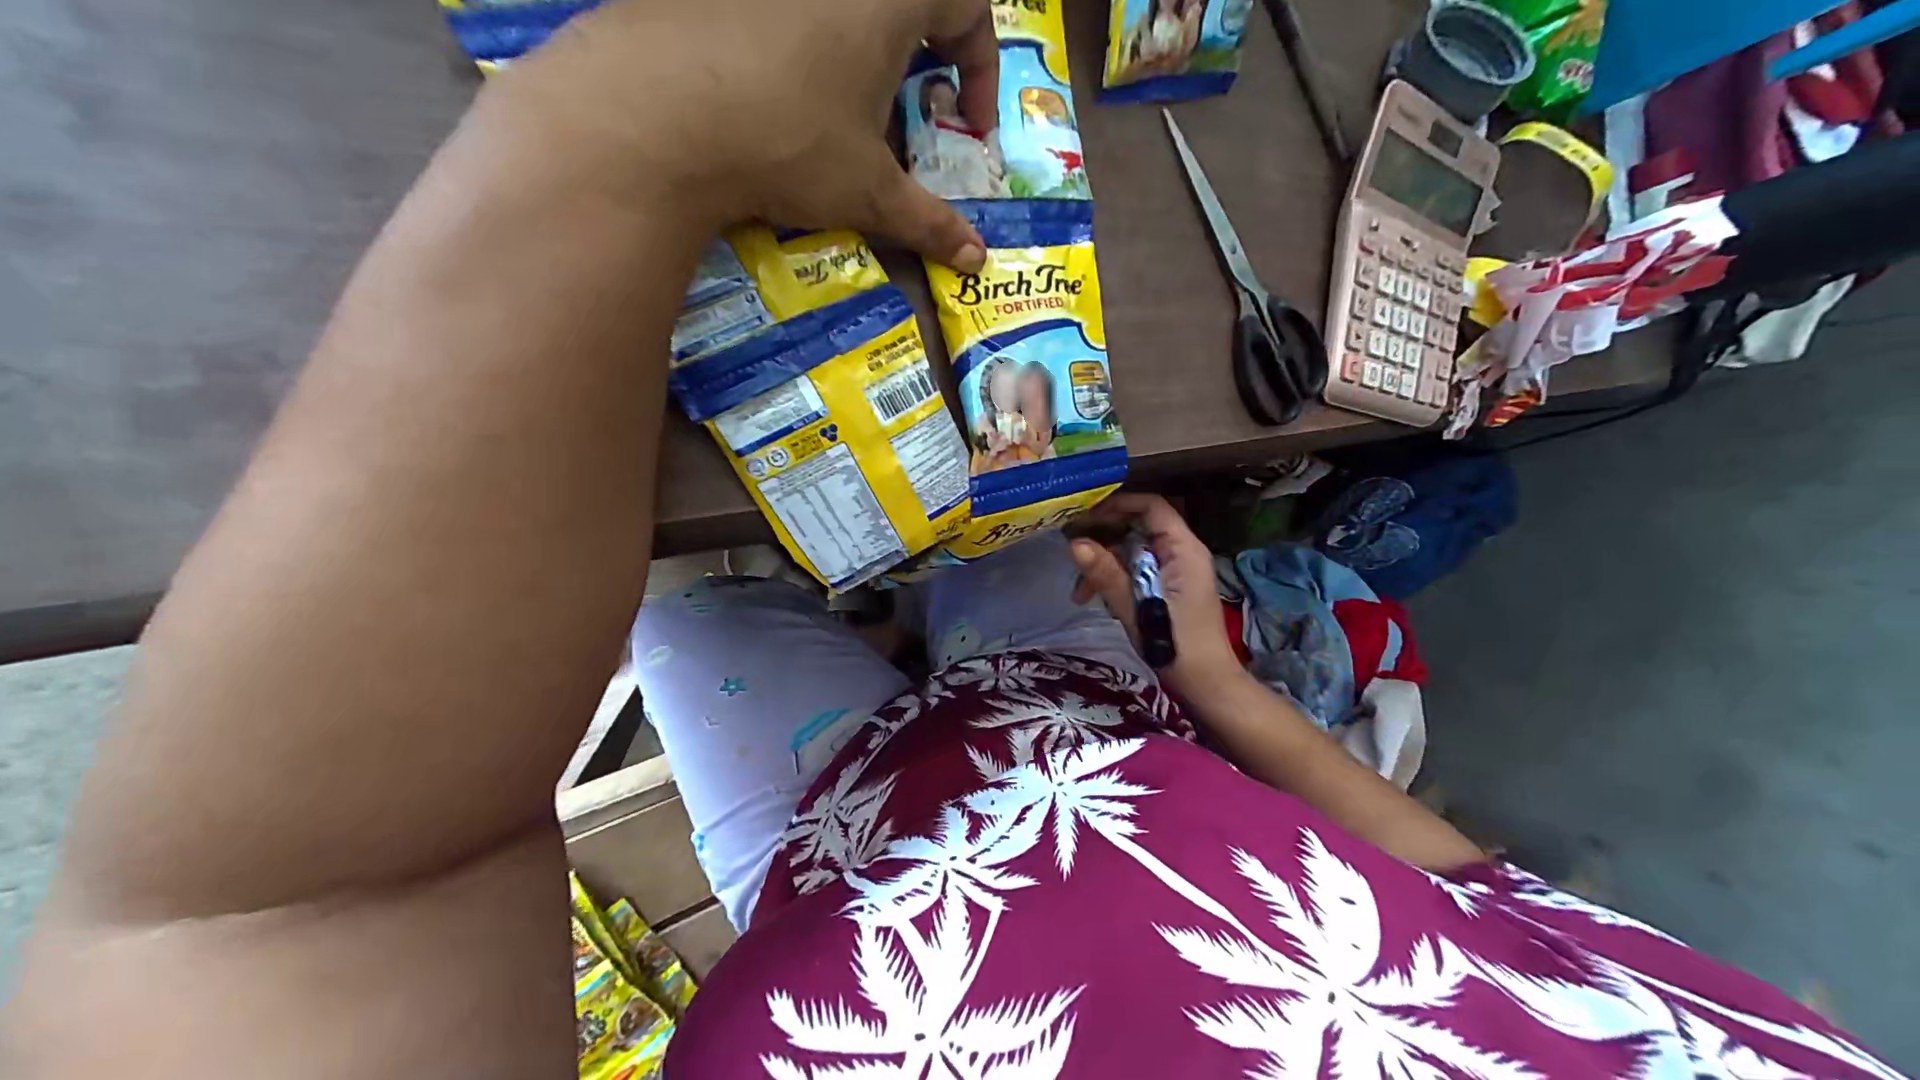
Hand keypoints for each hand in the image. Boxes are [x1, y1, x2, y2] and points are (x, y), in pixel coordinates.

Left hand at [497, 0, 997, 270]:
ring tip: (845, 115)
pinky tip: (779, 96)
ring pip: (842, 10)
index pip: (969, 5)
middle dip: (922, 57)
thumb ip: (930, 223)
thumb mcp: (870, 192)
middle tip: (909, 116)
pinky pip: (783, 16)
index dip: (982, 69)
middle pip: (904, 3)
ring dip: (860, 53)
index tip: (967, 126)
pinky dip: (801, 47)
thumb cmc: (788, 143)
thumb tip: (979, 261)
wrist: (653, 115)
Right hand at [1070, 493, 1244, 696]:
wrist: (1206, 684)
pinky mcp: (1166, 588)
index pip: (1151, 506)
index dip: (1118, 504)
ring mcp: (1174, 570)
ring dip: (1103, 565)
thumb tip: (1074, 543)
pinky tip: (1092, 599)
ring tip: (1079, 592)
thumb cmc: (1175, 644)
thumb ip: (1106, 573)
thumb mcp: (1135, 607)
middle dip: (1102, 539)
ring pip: (1131, 551)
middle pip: (1137, 528)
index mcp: (1182, 549)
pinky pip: (1135, 570)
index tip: (1085, 515)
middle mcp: (1180, 552)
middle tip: (1072, 551)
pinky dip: (1113, 580)